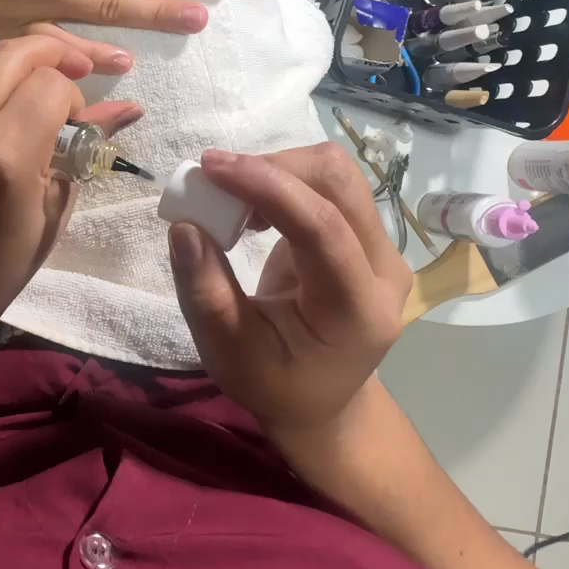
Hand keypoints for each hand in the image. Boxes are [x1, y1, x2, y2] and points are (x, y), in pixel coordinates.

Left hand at [0, 36, 141, 336]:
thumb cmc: (4, 259)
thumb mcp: (56, 204)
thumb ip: (87, 146)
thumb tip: (129, 107)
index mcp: (8, 154)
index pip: (52, 84)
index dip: (73, 95)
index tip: (75, 120)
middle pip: (14, 54)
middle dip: (50, 55)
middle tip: (69, 71)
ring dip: (6, 72)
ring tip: (19, 97)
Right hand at [167, 145, 410, 440]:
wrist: (321, 402)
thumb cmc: (274, 383)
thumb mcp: (226, 349)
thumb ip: (205, 289)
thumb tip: (184, 225)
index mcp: (356, 308)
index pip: (323, 226)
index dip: (267, 185)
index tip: (209, 167)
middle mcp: (384, 270)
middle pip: (338, 181)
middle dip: (270, 167)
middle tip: (212, 183)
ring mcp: (380, 249)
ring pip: (335, 173)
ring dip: (274, 169)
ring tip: (229, 200)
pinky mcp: (364, 235)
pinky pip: (326, 185)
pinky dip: (280, 180)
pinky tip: (251, 209)